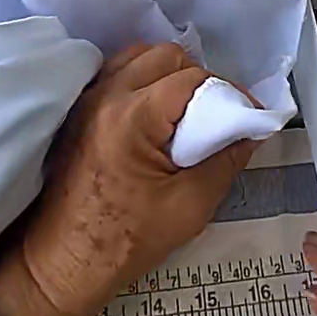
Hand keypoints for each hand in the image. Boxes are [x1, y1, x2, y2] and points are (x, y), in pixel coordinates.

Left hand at [0, 43, 258, 315]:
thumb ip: (226, 159)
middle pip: (162, 55)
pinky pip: (114, 74)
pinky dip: (140, 81)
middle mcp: (104, 96)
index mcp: (131, 118)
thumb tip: (251, 129)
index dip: (228, 91)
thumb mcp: (191, 205)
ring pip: (135, 58)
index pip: (191, 77)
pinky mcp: (77, 110)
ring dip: (165, 75)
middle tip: (214, 115)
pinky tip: (153, 116)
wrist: (65, 260)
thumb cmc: (126, 239)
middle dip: (197, 78)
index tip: (247, 117)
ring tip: (183, 115)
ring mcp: (85, 100)